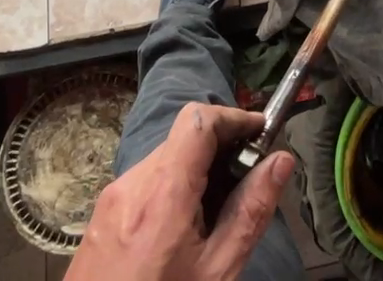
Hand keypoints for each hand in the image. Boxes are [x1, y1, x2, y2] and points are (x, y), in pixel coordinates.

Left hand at [65, 103, 295, 280]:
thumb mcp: (217, 272)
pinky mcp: (101, 217)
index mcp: (163, 192)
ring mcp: (112, 199)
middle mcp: (133, 183)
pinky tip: (185, 229)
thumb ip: (251, 211)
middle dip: (221, 146)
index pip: (198, 119)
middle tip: (249, 177)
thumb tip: (281, 160)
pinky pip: (146, 182)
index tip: (261, 132)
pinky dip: (174, 187)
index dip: (234, 117)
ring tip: (220, 209)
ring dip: (198, 168)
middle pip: (183, 137)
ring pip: (166, 158)